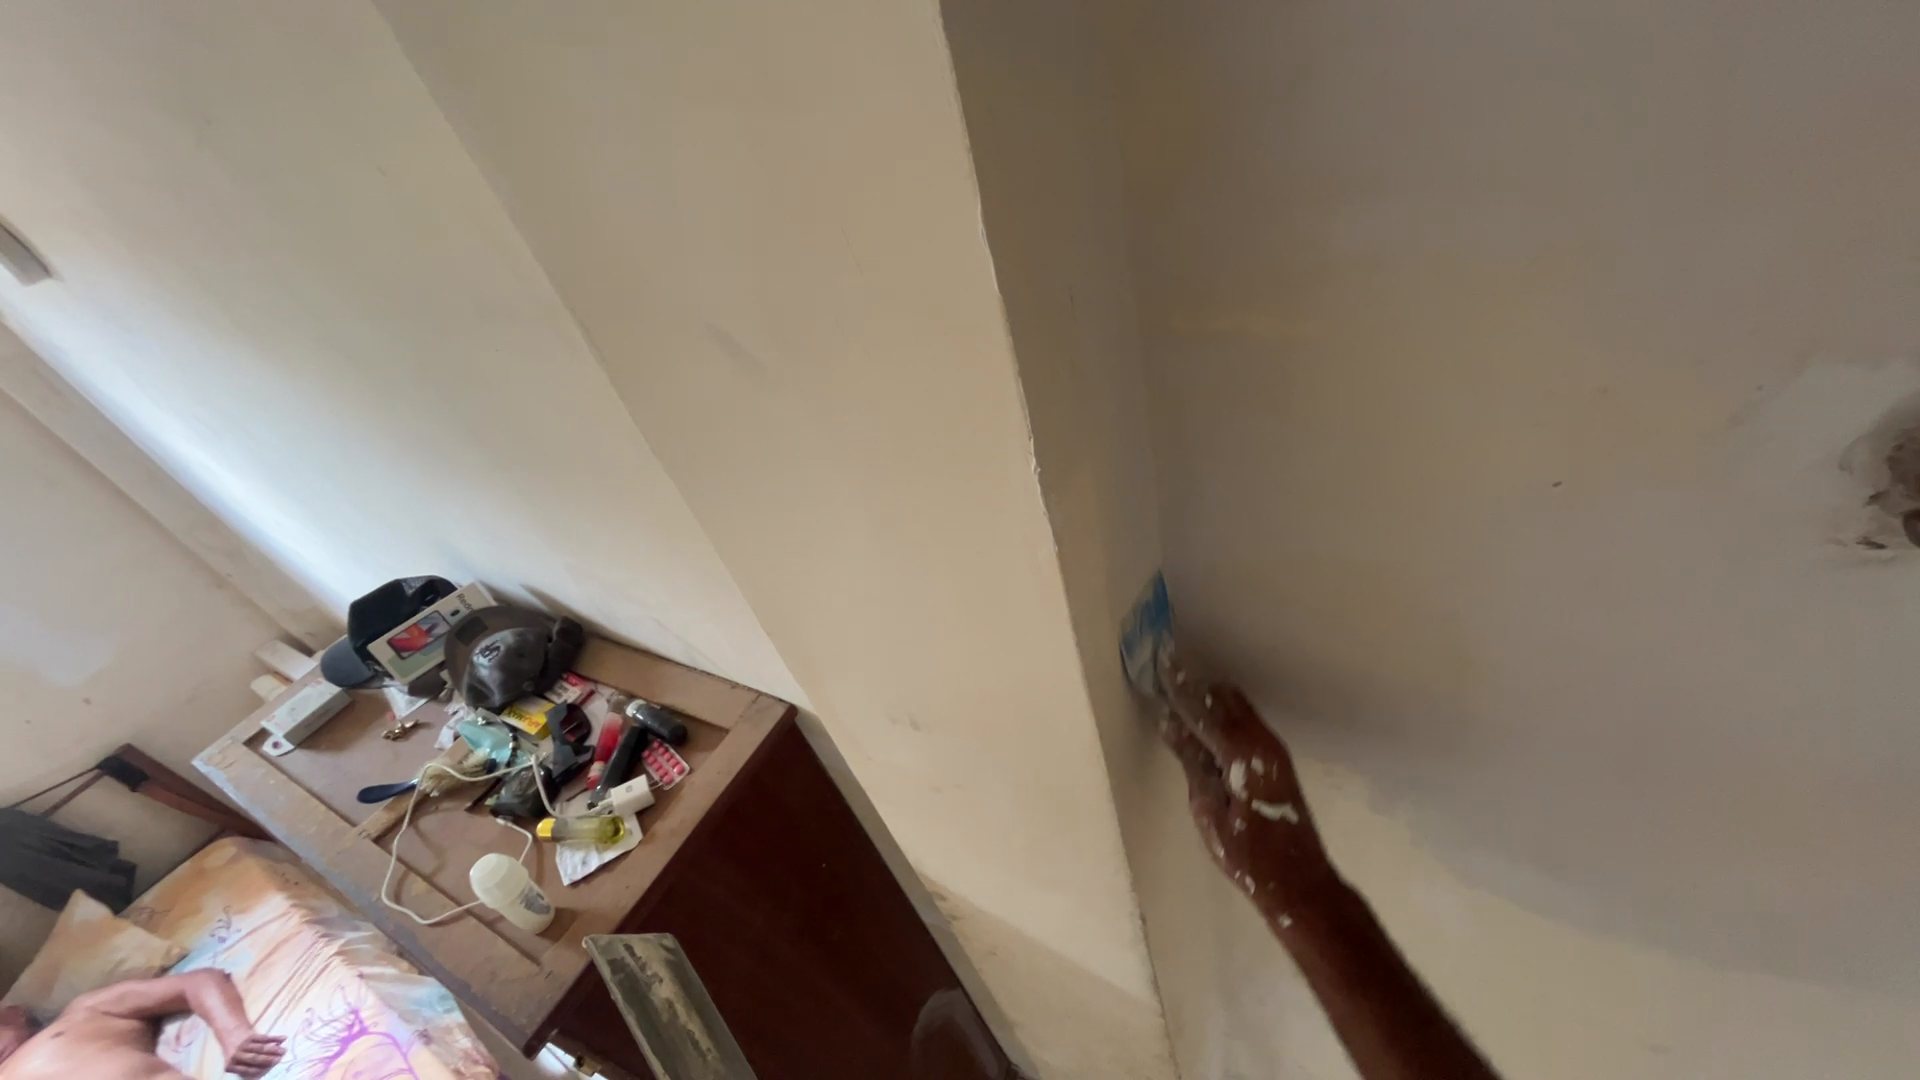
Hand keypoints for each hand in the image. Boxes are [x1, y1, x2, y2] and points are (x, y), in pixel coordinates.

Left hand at [222, 1031, 285, 1077]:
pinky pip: (264, 1038)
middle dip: (269, 1059)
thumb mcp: (239, 1060)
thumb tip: (268, 1066)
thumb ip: (250, 1064)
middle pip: (255, 1058)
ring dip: (274, 1049)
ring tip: (284, 1051)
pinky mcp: (250, 1035)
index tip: (272, 1067)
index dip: (260, 1069)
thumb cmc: (237, 1051)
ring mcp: (243, 1045)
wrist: (230, 1034)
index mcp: (231, 1066)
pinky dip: (275, 1038)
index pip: (248, 1069)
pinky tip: (284, 1038)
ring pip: (261, 1048)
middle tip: (280, 1059)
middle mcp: (236, 1056)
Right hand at [1157, 656, 1338, 920]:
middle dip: (1196, 688)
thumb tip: (1170, 723)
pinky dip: (1222, 714)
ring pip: (1237, 709)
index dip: (1180, 688)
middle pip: (1225, 700)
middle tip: (1167, 673)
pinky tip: (1203, 722)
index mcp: (1243, 754)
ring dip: (1209, 700)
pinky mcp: (1275, 760)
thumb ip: (1192, 762)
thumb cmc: (1247, 853)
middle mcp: (1262, 742)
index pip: (1204, 711)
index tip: (1162, 663)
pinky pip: (1244, 722)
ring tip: (1179, 693)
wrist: (1299, 881)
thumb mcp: (1208, 809)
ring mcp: (1273, 749)